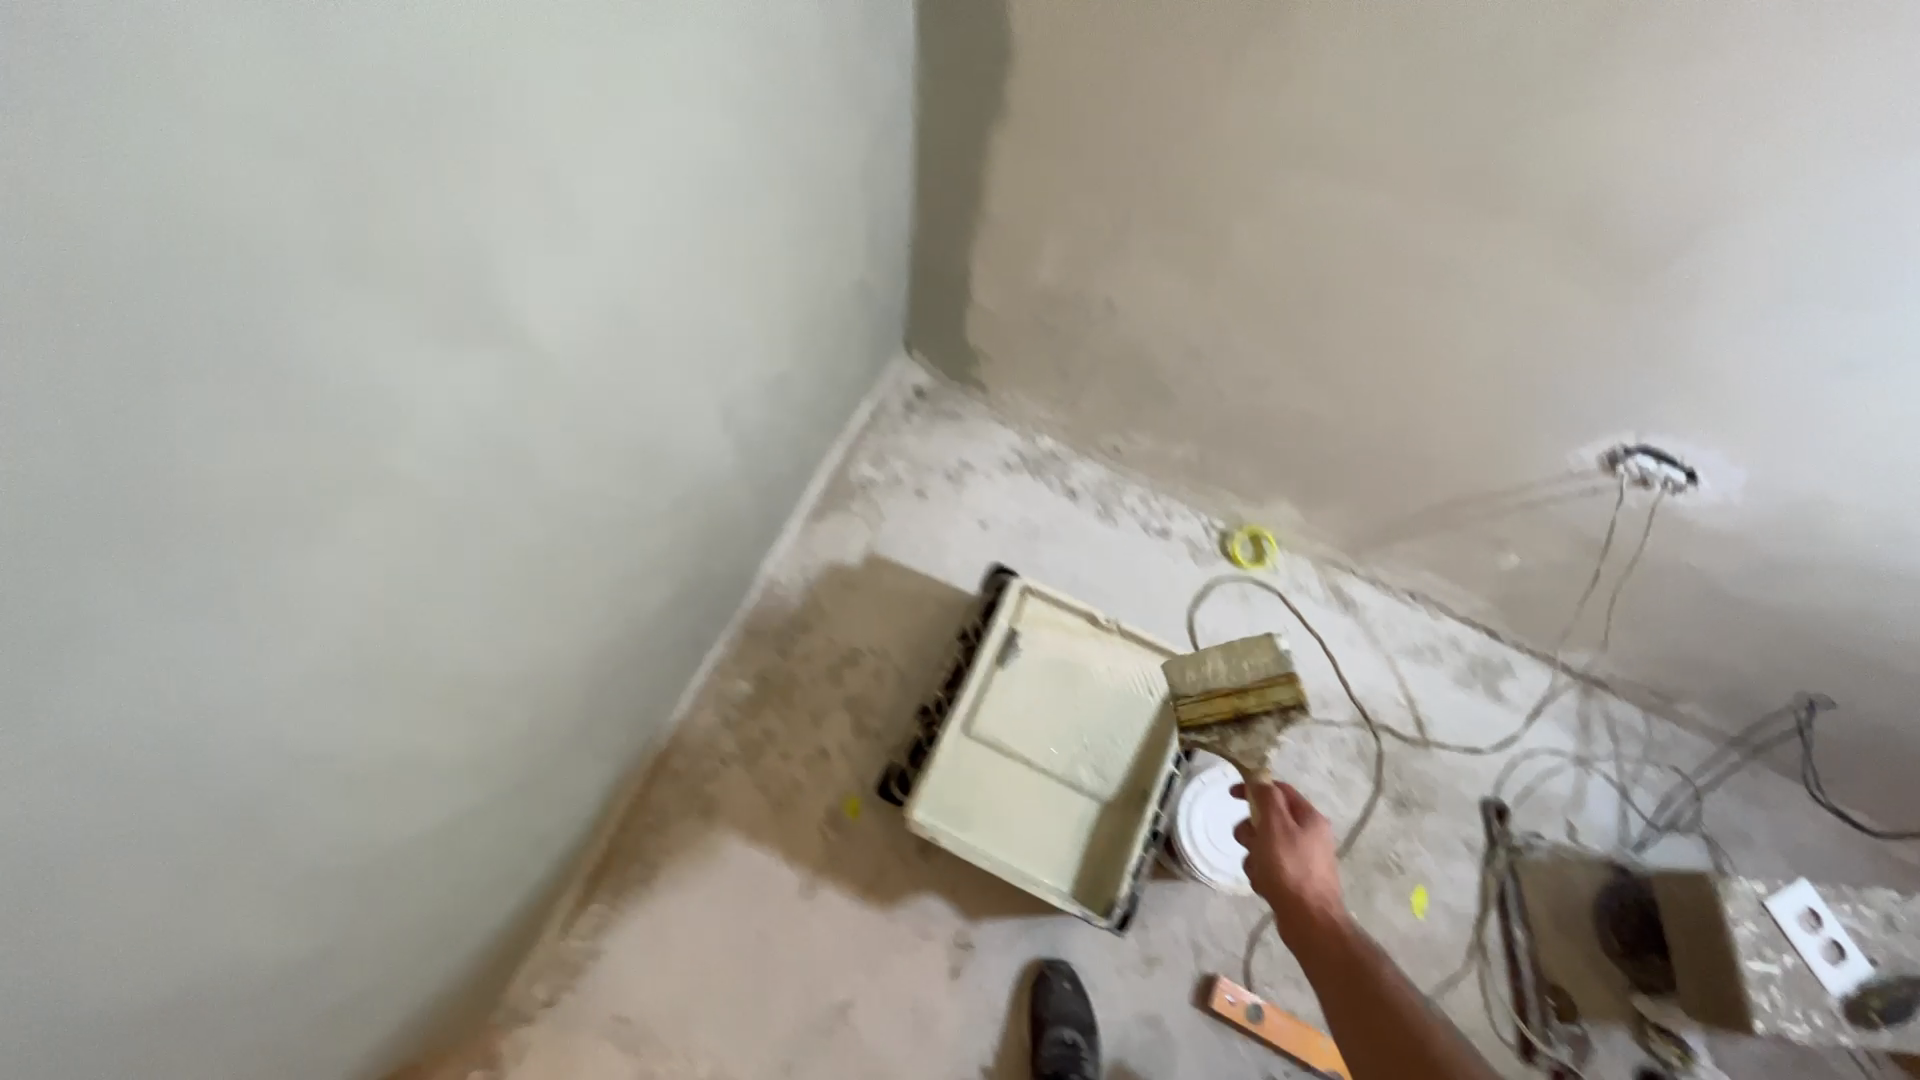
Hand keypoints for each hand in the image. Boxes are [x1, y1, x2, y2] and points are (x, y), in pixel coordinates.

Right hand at [1232, 781, 1347, 943]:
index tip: (1231, 795)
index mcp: (1309, 817)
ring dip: (1254, 854)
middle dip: (1252, 830)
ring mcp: (1302, 858)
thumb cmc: (1290, 868)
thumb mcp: (1275, 825)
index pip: (1278, 790)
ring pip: (1264, 844)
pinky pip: (1269, 866)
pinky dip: (1261, 872)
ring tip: (1258, 869)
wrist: (1310, 921)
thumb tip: (1260, 781)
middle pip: (1268, 818)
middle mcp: (1309, 835)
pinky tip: (1264, 885)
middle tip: (1249, 841)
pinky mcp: (1295, 879)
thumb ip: (1267, 798)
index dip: (1254, 788)